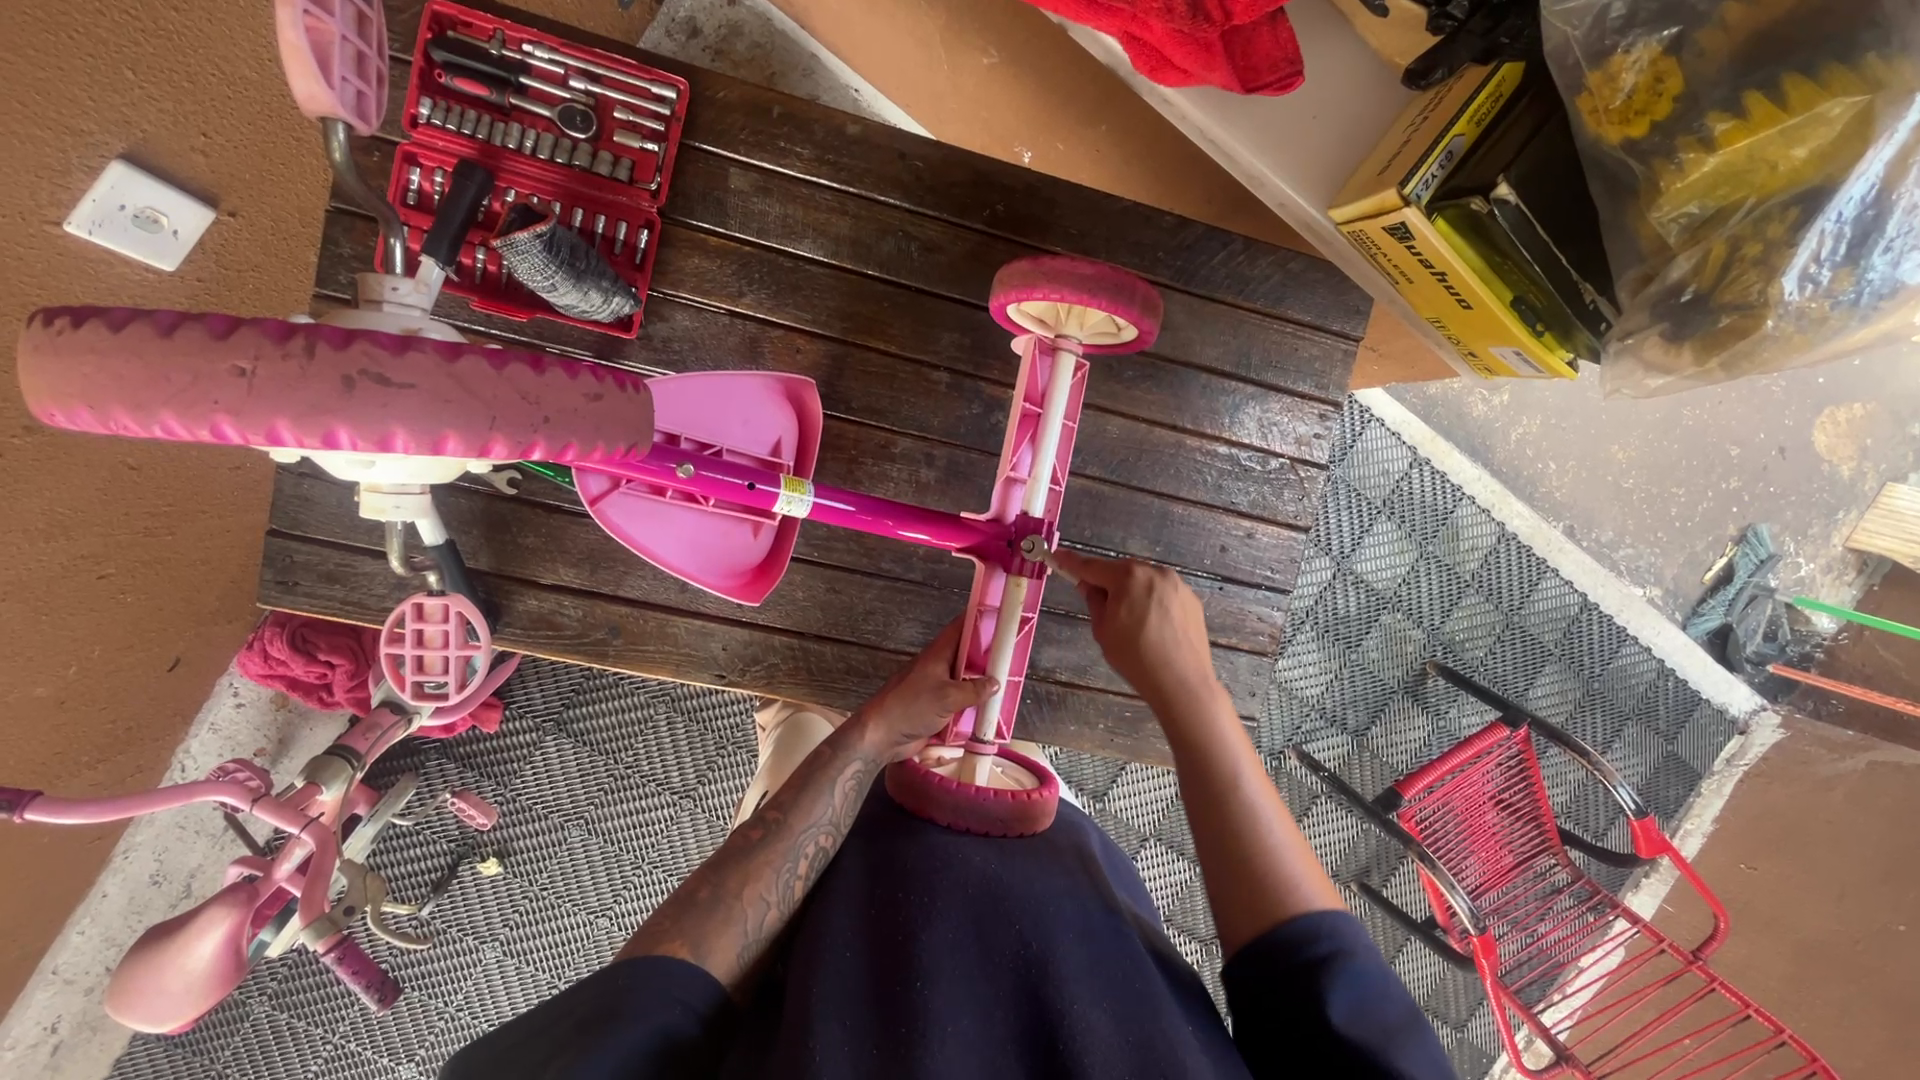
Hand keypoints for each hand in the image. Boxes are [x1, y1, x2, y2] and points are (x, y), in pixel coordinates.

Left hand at [850, 620, 997, 761]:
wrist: (882, 736)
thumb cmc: (910, 707)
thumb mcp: (948, 696)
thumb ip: (974, 690)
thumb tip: (995, 683)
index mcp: (938, 654)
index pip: (961, 628)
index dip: (980, 620)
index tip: (1001, 618)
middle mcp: (938, 667)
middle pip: (967, 656)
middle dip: (987, 658)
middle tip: (1012, 659)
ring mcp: (937, 688)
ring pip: (965, 681)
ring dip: (981, 686)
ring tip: (1008, 687)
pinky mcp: (936, 709)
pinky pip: (960, 704)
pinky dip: (973, 707)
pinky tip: (990, 713)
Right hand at [1052, 551, 1221, 711]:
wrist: (1181, 682)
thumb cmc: (1135, 658)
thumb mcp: (1102, 630)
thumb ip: (1094, 601)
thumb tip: (1089, 585)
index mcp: (1128, 577)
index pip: (1092, 566)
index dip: (1071, 562)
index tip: (1058, 556)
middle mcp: (1155, 572)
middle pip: (1122, 570)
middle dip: (1108, 582)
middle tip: (1101, 604)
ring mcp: (1177, 584)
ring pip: (1145, 580)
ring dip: (1133, 591)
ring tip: (1132, 621)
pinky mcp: (1191, 599)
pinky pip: (1163, 593)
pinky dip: (1153, 602)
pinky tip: (1153, 627)